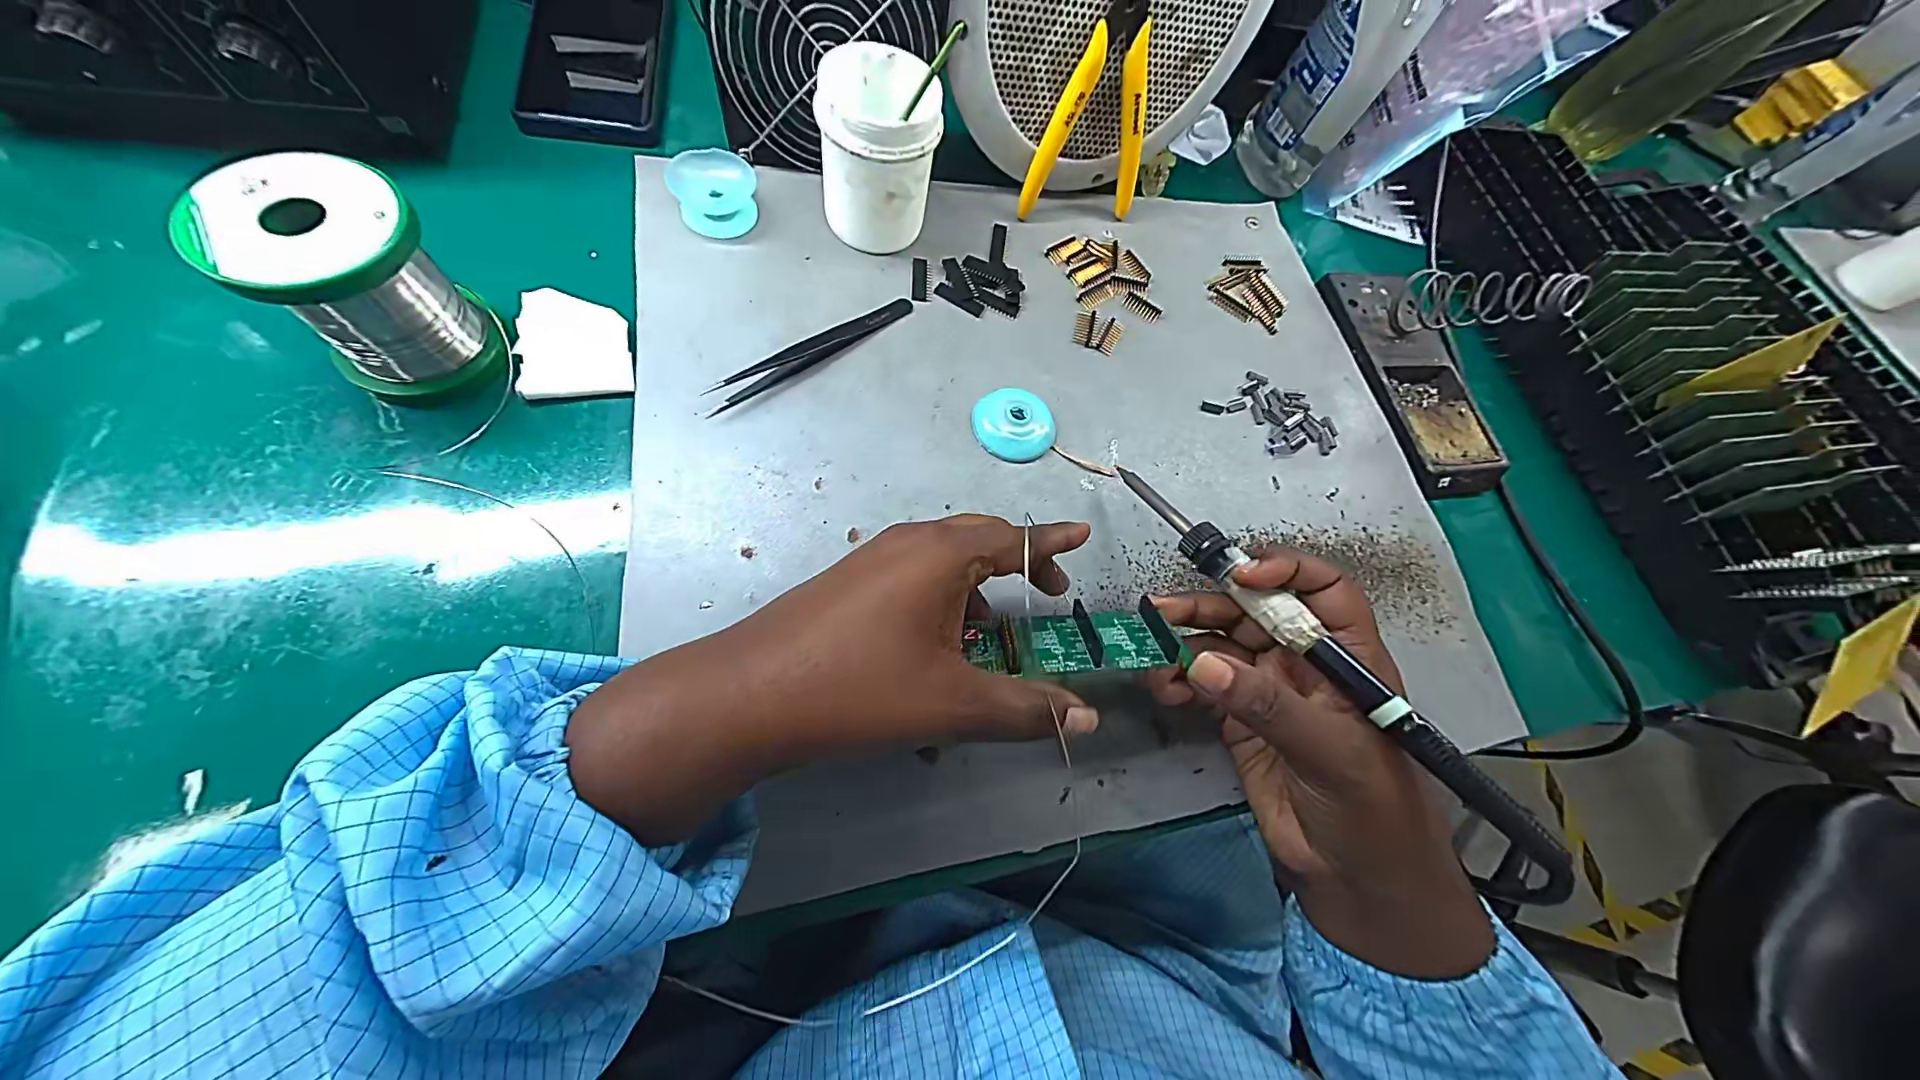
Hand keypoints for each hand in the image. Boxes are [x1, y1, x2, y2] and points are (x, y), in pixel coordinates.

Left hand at [568, 515, 1096, 844]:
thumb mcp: (954, 704)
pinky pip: (911, 579)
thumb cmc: (862, 690)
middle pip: (979, 540)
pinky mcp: (848, 582)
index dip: (1053, 542)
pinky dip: (939, 602)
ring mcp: (872, 560)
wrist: (749, 695)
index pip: (1015, 538)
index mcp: (942, 554)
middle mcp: (908, 543)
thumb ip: (1026, 710)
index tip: (1082, 536)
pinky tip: (934, 652)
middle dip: (1018, 564)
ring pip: (942, 563)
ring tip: (989, 638)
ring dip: (976, 591)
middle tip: (1047, 595)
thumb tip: (1086, 718)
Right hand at [1144, 549, 1493, 977]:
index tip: (1241, 576)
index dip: (1285, 570)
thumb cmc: (1374, 812)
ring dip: (1182, 642)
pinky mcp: (1236, 718)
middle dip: (1209, 605)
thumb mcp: (1331, 752)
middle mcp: (1304, 663)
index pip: (1323, 590)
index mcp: (1347, 656)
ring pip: (1219, 645)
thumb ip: (1267, 705)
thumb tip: (1204, 663)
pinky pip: (1199, 683)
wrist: (1357, 881)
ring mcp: (1266, 689)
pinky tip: (1162, 687)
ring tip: (1152, 650)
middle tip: (1163, 609)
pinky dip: (1176, 679)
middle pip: (1254, 612)